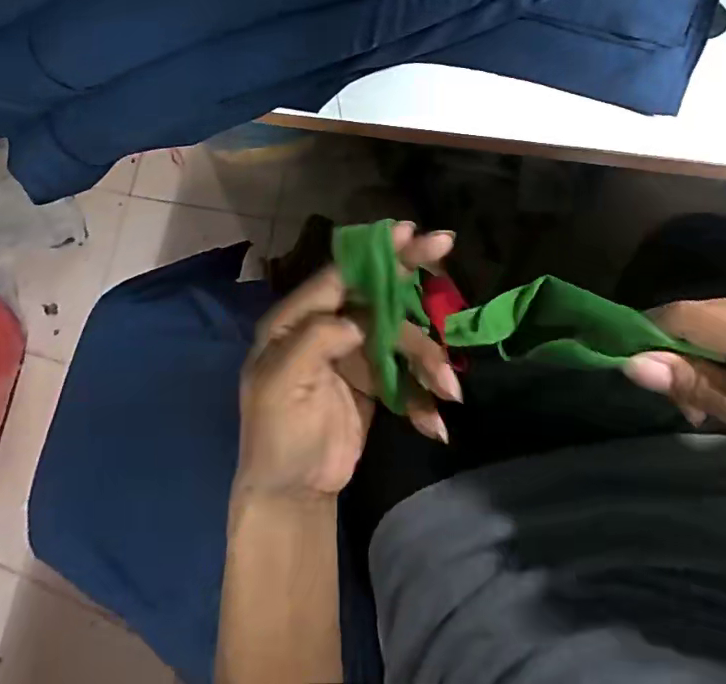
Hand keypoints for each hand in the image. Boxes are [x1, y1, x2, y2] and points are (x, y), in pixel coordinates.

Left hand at [235, 223, 458, 498]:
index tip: (409, 231)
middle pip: (378, 294)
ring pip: (403, 337)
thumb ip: (314, 342)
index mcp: (298, 322)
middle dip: (412, 276)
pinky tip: (434, 422)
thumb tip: (357, 321)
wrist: (294, 494)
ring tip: (448, 391)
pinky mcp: (378, 380)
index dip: (375, 252)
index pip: (340, 276)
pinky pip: (409, 373)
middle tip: (444, 244)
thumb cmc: (278, 436)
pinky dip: (424, 396)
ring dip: (429, 360)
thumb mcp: (280, 386)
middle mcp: (329, 328)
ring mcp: (356, 353)